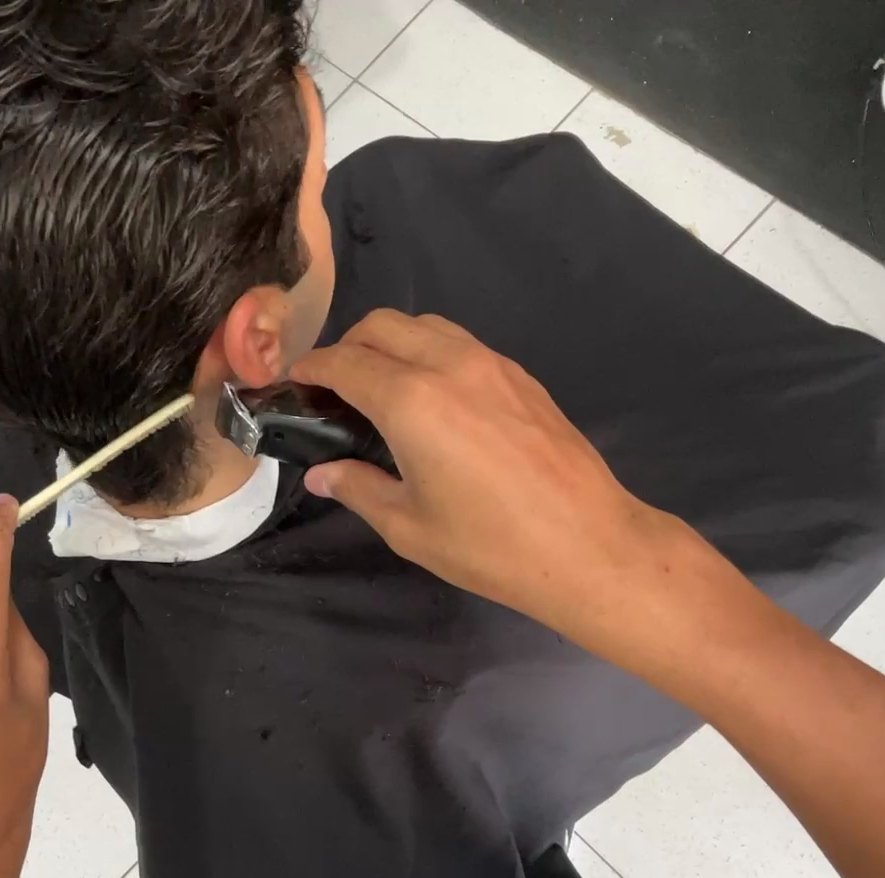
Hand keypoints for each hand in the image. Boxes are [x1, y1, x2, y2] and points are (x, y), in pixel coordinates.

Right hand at [293, 311, 730, 659]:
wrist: (588, 544)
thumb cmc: (489, 546)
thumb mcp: (409, 527)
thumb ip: (357, 489)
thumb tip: (320, 474)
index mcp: (412, 402)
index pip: (345, 363)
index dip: (312, 368)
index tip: (296, 383)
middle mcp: (449, 366)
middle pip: (383, 325)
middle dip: (347, 346)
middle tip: (336, 389)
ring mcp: (491, 365)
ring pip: (425, 325)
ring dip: (391, 343)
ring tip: (382, 387)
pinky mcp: (520, 376)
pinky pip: (461, 343)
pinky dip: (430, 352)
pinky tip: (432, 397)